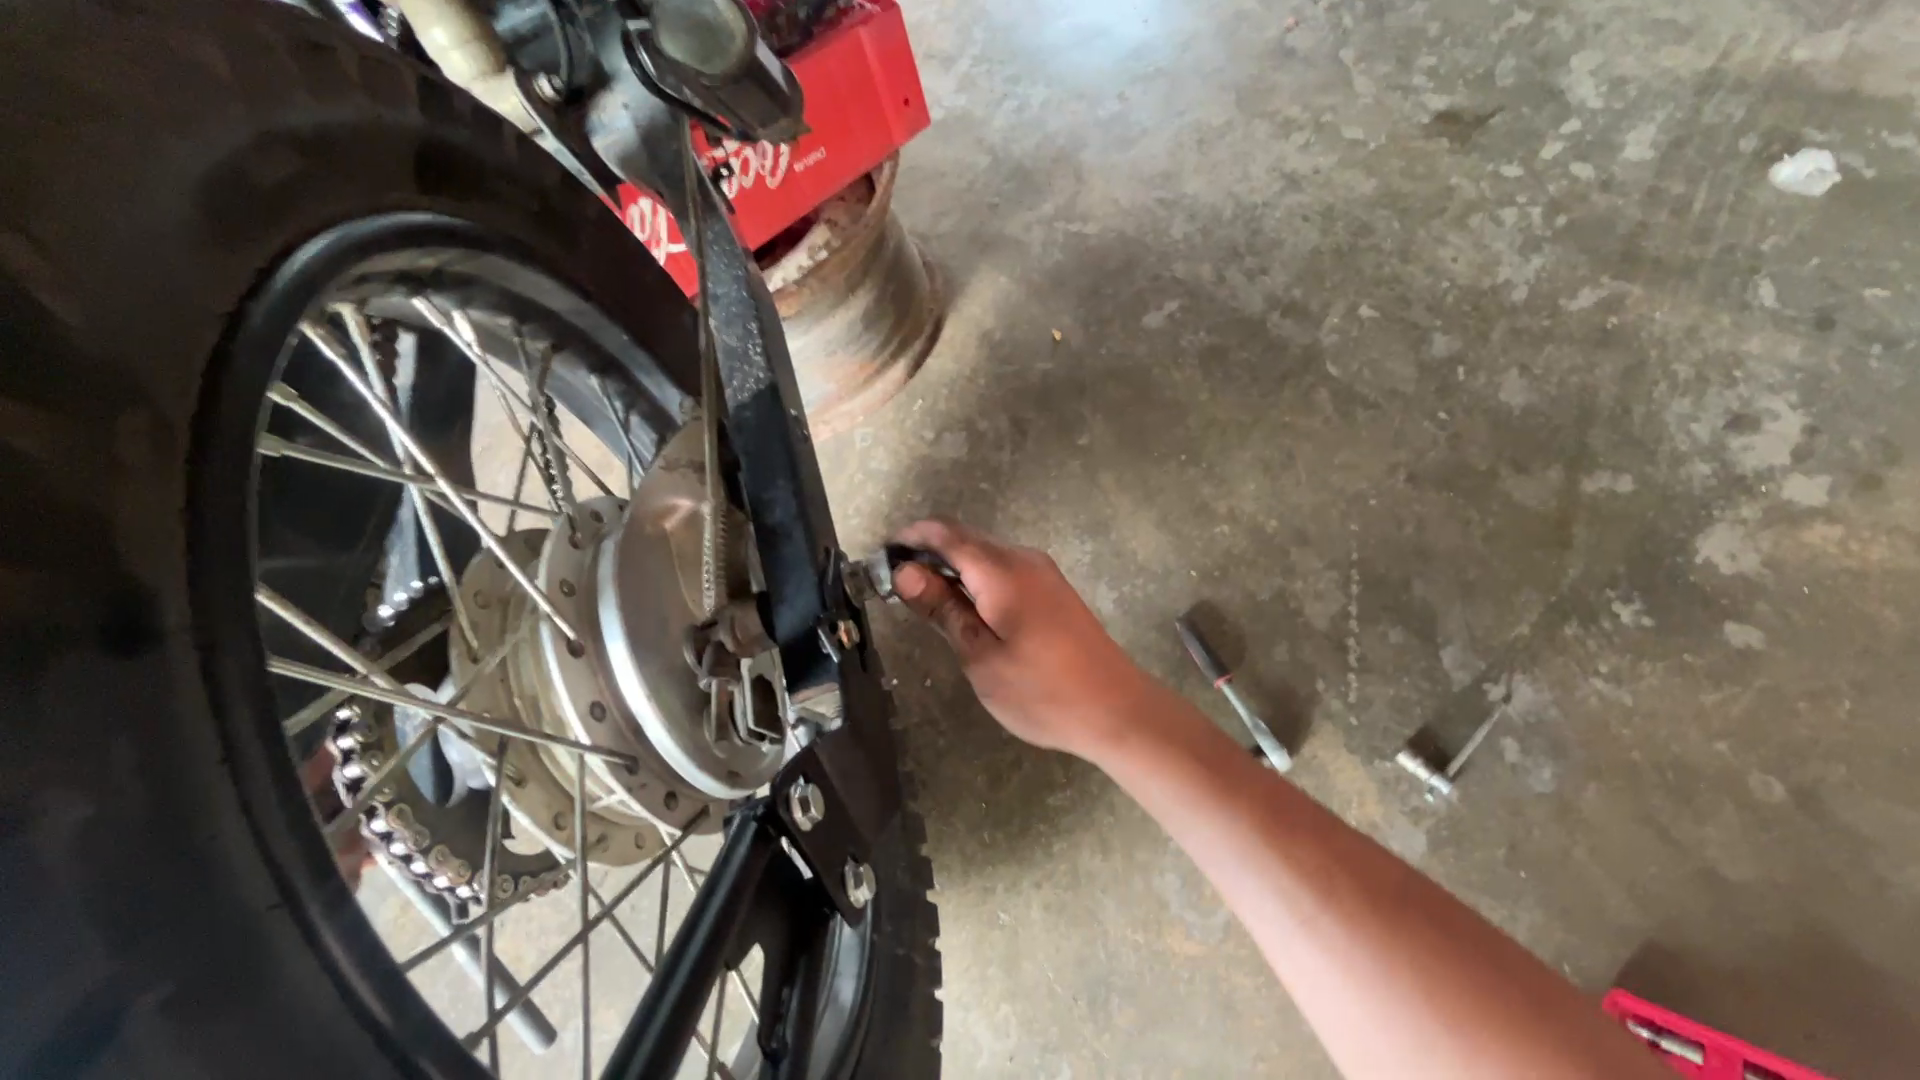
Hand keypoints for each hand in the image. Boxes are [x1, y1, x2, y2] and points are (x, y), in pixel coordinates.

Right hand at [890, 520, 1164, 758]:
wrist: (1117, 710)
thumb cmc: (1042, 691)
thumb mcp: (980, 656)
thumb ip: (943, 609)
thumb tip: (905, 571)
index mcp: (1002, 570)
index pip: (945, 534)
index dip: (910, 538)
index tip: (880, 558)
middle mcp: (1024, 560)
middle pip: (965, 540)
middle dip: (927, 554)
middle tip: (895, 588)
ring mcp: (1043, 574)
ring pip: (985, 556)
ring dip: (952, 570)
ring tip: (924, 603)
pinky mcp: (1053, 592)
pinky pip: (1004, 572)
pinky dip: (976, 581)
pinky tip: (965, 611)